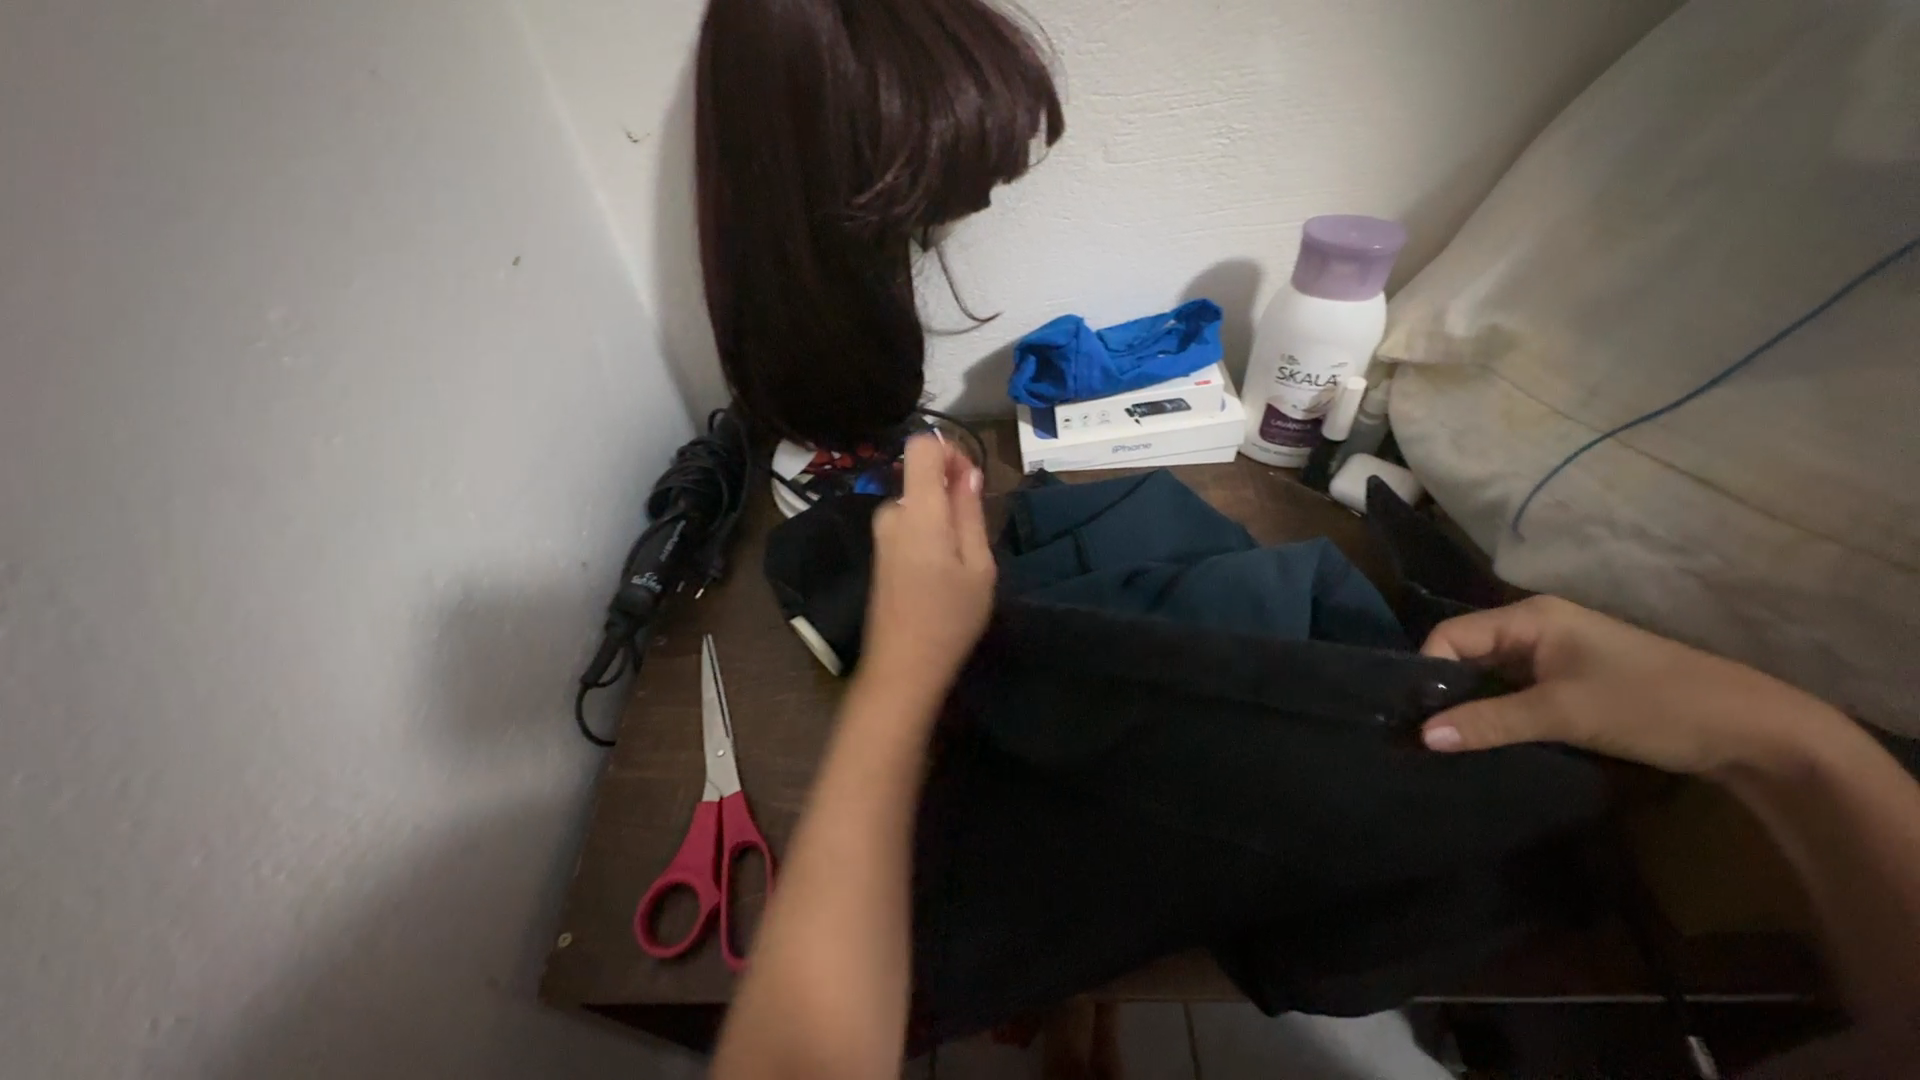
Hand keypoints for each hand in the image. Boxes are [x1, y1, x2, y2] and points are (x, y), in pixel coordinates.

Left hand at [859, 436, 995, 694]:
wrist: (902, 668)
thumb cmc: (949, 618)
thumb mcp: (978, 566)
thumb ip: (970, 512)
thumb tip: (968, 474)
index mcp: (917, 510)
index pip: (922, 446)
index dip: (951, 451)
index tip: (973, 482)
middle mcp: (891, 514)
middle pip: (921, 477)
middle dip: (951, 492)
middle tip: (976, 535)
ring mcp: (880, 536)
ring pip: (918, 504)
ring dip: (942, 518)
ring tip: (962, 562)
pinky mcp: (879, 555)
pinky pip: (908, 525)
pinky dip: (929, 534)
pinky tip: (942, 574)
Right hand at [1418, 596, 1845, 777]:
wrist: (1754, 731)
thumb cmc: (1653, 705)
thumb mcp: (1564, 714)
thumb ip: (1490, 722)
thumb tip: (1422, 737)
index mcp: (1530, 617)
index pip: (1451, 635)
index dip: (1427, 671)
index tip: (1415, 716)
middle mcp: (1535, 627)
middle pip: (1465, 653)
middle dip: (1442, 690)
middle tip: (1423, 734)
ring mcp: (1554, 655)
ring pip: (1488, 675)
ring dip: (1469, 705)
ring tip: (1447, 741)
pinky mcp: (1569, 682)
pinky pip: (1512, 690)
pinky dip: (1495, 712)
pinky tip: (1486, 738)